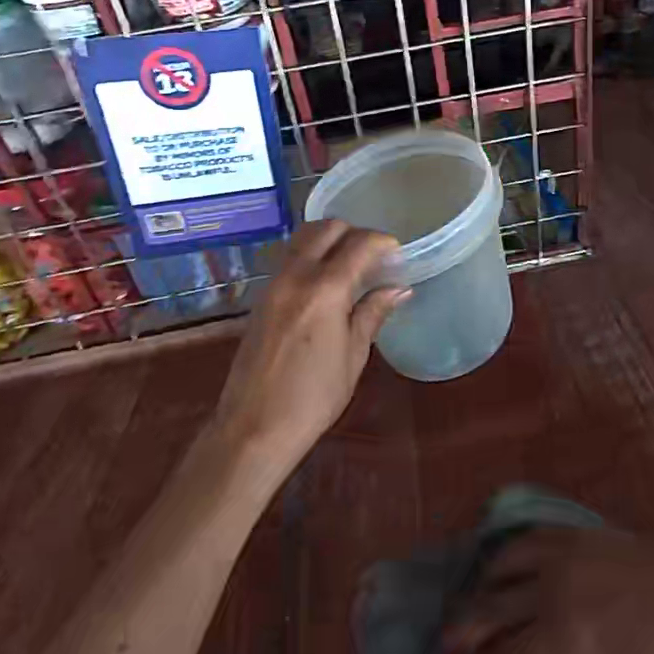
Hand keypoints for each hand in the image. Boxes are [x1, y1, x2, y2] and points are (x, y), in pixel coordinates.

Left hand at [211, 219, 407, 463]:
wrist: (254, 424)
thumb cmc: (313, 397)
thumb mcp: (352, 356)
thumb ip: (372, 314)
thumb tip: (399, 289)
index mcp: (325, 289)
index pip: (359, 244)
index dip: (382, 243)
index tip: (397, 254)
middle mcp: (296, 275)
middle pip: (326, 228)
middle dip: (354, 233)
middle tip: (374, 256)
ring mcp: (274, 283)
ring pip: (303, 239)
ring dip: (329, 240)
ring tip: (351, 265)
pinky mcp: (262, 296)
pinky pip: (289, 260)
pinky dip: (310, 256)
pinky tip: (326, 283)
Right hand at [443, 527, 653, 653]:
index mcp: (567, 642)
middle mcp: (553, 594)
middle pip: (494, 611)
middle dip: (466, 630)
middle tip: (445, 642)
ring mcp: (563, 558)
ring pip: (505, 567)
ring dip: (484, 587)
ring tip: (474, 599)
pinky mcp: (577, 535)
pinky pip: (529, 539)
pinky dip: (509, 554)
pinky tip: (507, 562)